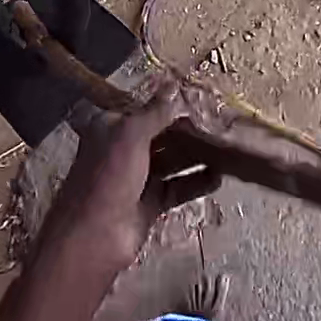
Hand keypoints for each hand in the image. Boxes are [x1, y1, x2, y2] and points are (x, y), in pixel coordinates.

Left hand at [35, 84, 221, 279]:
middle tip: (218, 124)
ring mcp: (136, 176)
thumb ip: (155, 112)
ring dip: (195, 155)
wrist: (95, 234)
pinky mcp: (149, 202)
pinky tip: (218, 177)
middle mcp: (122, 148)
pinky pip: (176, 187)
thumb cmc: (109, 175)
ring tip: (224, 148)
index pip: (142, 109)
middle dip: (186, 130)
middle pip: (159, 134)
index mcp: (110, 126)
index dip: (167, 104)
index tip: (198, 99)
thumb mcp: (131, 134)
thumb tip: (174, 86)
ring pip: (170, 160)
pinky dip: (195, 182)